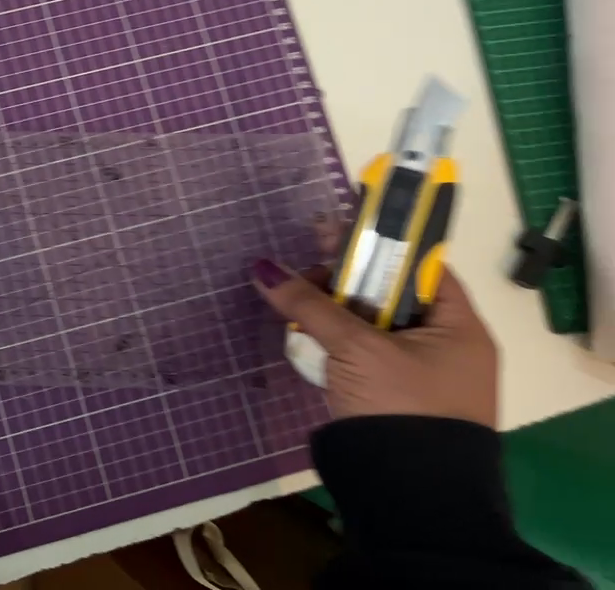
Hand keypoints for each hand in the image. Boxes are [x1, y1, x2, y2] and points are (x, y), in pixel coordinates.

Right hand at [251, 245, 497, 427]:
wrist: (409, 484)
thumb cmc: (400, 403)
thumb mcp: (354, 346)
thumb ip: (308, 303)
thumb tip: (262, 267)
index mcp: (457, 328)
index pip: (420, 269)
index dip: (378, 248)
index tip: (332, 234)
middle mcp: (441, 343)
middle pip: (384, 293)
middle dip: (339, 282)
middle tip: (302, 275)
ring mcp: (413, 367)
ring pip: (362, 319)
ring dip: (326, 311)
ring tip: (294, 310)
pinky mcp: (385, 387)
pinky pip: (352, 346)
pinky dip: (327, 337)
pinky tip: (302, 336)